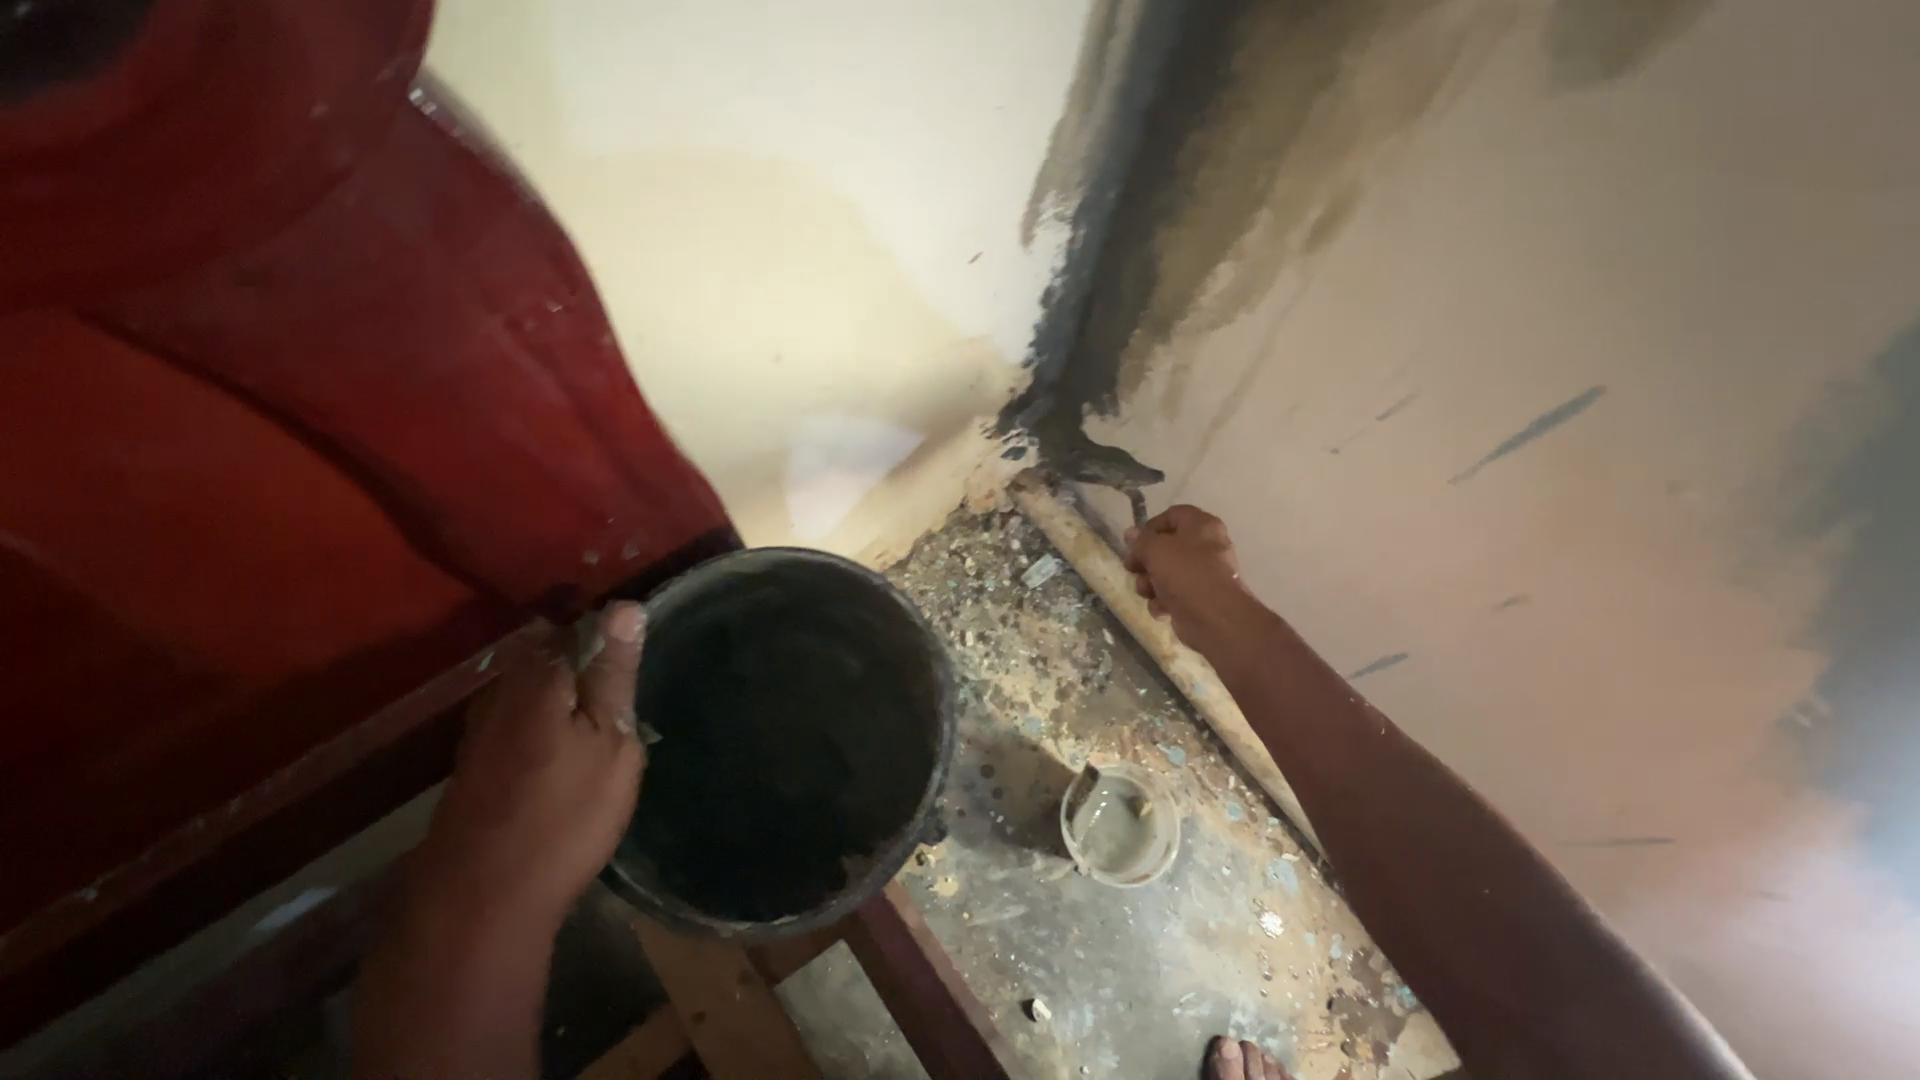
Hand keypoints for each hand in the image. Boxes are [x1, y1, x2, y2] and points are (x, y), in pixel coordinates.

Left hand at [414, 602, 647, 928]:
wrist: (480, 899)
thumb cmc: (564, 814)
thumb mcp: (610, 742)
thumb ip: (613, 675)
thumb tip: (624, 606)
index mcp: (539, 676)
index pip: (580, 626)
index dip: (612, 635)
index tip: (640, 657)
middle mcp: (502, 690)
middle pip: (553, 657)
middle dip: (589, 665)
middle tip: (629, 694)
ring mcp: (482, 726)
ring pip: (536, 690)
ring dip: (568, 697)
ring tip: (605, 721)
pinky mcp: (477, 760)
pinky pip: (522, 719)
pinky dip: (548, 724)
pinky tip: (568, 751)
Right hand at [1124, 505, 1251, 650]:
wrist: (1214, 618)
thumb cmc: (1186, 574)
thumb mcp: (1156, 550)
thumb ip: (1141, 540)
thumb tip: (1131, 533)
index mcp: (1201, 526)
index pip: (1173, 515)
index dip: (1151, 527)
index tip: (1135, 542)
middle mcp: (1205, 547)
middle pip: (1166, 547)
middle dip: (1145, 560)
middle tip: (1131, 568)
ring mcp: (1202, 575)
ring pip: (1166, 573)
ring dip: (1150, 583)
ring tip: (1146, 592)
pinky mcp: (1198, 599)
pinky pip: (1173, 595)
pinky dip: (1163, 602)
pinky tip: (1161, 609)